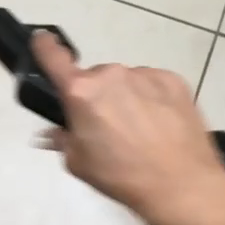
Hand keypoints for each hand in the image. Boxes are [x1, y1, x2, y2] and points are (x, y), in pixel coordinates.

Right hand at [33, 31, 224, 220]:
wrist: (182, 184)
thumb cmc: (121, 176)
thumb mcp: (78, 163)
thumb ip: (62, 139)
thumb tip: (50, 132)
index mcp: (80, 92)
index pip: (53, 56)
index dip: (44, 46)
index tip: (43, 41)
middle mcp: (111, 75)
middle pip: (94, 79)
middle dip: (95, 97)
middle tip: (106, 127)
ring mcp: (145, 74)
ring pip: (124, 82)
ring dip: (124, 98)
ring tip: (139, 131)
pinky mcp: (173, 80)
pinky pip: (151, 84)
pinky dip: (150, 99)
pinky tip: (159, 125)